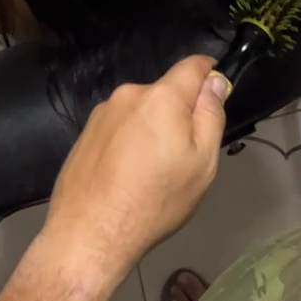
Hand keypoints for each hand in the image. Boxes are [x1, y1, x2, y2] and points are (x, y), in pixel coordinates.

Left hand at [39, 55, 228, 288]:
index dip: (210, 74)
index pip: (193, 65)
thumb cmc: (155, 200)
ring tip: (150, 172)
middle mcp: (128, 95)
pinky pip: (119, 128)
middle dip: (178, 113)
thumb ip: (210, 115)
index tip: (216, 95)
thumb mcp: (201, 162)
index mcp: (161, 96)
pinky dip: (128, 143)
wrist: (89, 235)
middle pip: (165, 92)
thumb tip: (215, 82)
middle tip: (182, 155)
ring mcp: (102, 114)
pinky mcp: (84, 134)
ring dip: (151, 129)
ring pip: (141, 112)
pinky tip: (125, 177)